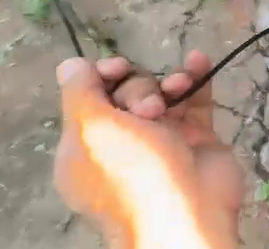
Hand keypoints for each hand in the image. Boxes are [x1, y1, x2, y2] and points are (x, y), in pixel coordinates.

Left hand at [54, 52, 242, 248]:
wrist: (185, 209)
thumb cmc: (132, 171)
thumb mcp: (94, 130)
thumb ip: (80, 93)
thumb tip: (68, 64)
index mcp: (85, 148)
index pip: (89, 99)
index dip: (103, 77)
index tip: (119, 69)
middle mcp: (120, 141)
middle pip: (127, 93)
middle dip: (140, 89)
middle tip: (150, 110)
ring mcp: (160, 138)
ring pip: (162, 93)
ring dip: (170, 82)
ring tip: (180, 89)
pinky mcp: (194, 136)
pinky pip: (194, 98)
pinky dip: (196, 78)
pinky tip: (200, 60)